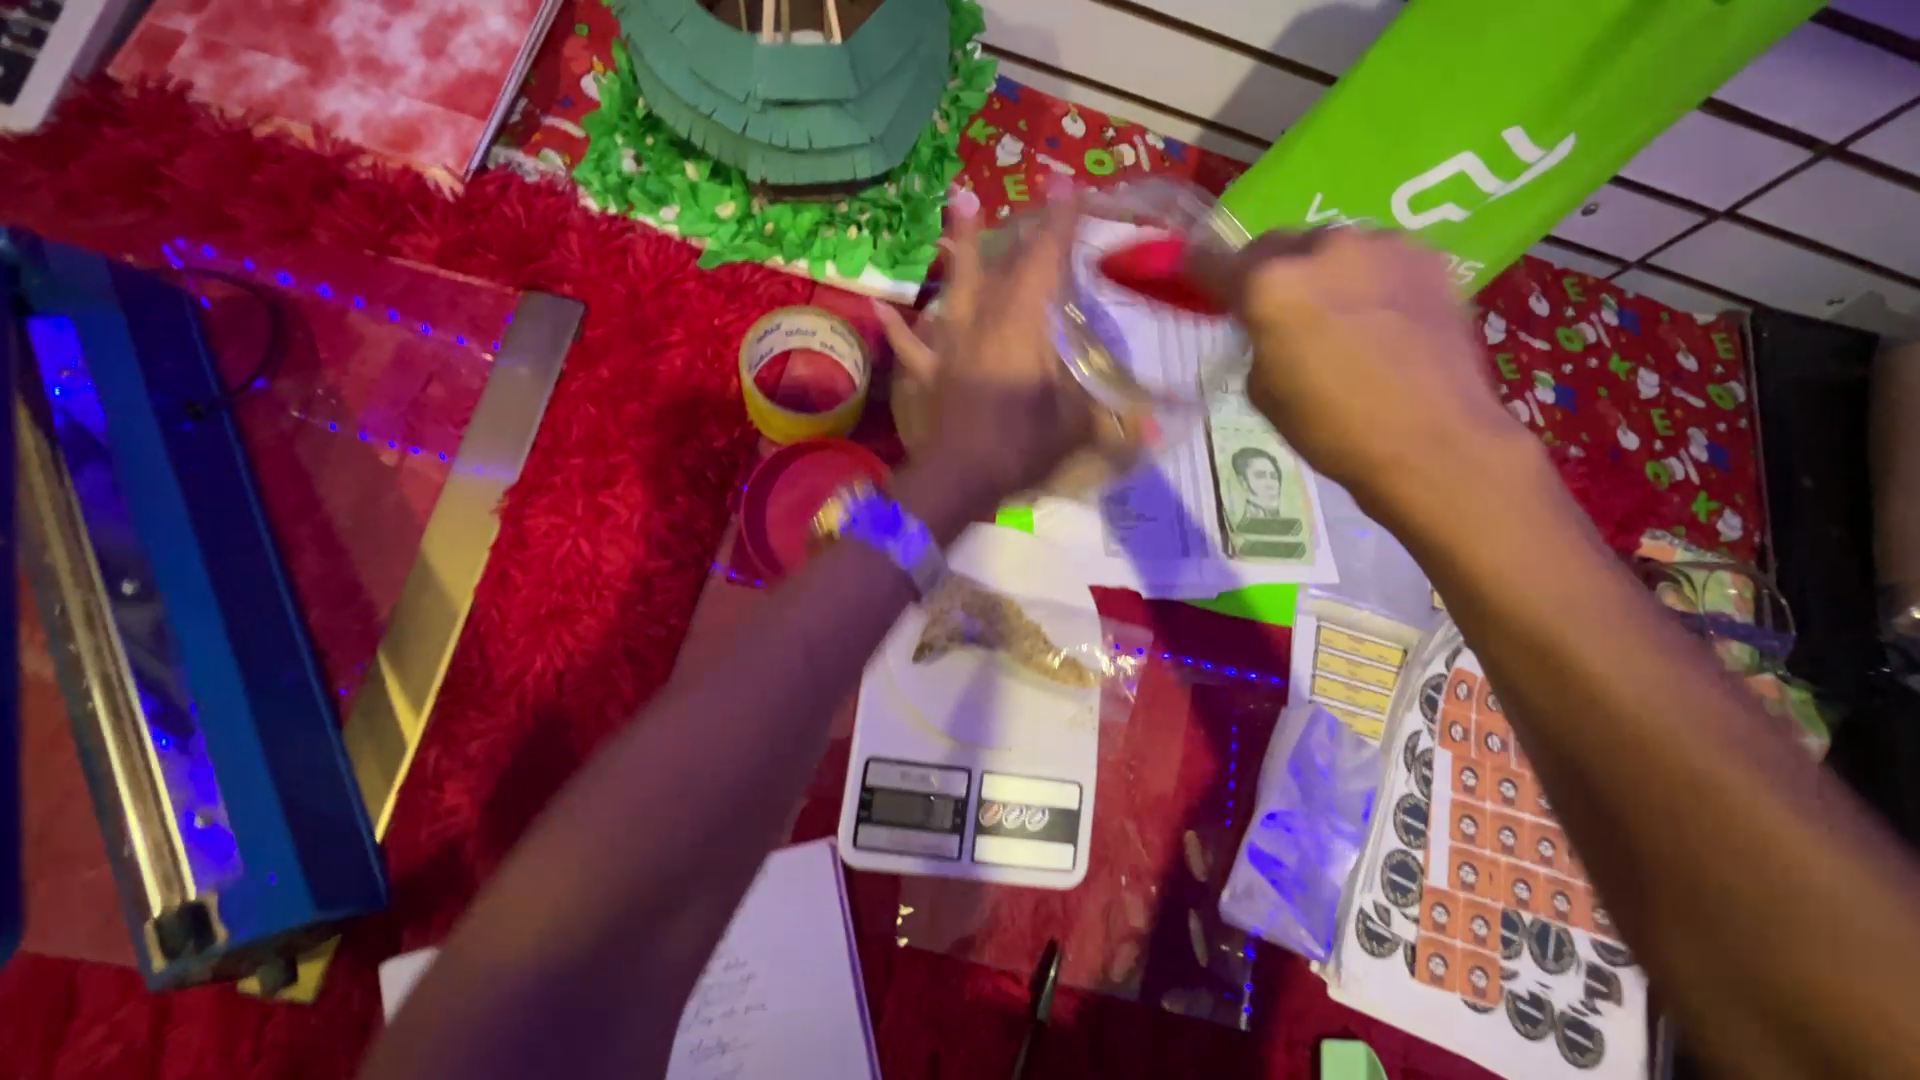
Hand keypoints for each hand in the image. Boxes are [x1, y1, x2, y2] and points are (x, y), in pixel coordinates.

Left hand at [875, 183, 1108, 516]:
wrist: (958, 477)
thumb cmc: (1020, 446)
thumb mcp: (1074, 427)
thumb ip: (1098, 409)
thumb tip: (1142, 419)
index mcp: (1025, 326)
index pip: (1046, 263)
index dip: (1059, 223)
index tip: (1067, 184)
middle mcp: (986, 322)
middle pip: (1004, 266)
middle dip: (1020, 229)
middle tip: (1027, 193)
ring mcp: (953, 344)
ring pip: (956, 287)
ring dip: (960, 247)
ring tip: (958, 202)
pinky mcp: (931, 372)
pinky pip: (912, 345)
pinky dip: (898, 328)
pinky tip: (880, 308)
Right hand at [1190, 228, 1533, 519]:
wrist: (1435, 442)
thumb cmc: (1333, 430)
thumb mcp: (1263, 392)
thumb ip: (1256, 341)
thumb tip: (1269, 325)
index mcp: (1269, 286)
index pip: (1214, 260)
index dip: (1199, 269)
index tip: (1195, 275)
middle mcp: (1321, 248)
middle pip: (1276, 246)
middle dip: (1269, 273)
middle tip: (1278, 312)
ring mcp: (1380, 245)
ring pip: (1331, 248)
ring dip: (1323, 273)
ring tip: (1339, 318)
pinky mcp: (1426, 256)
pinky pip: (1378, 257)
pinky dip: (1368, 279)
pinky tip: (1381, 319)